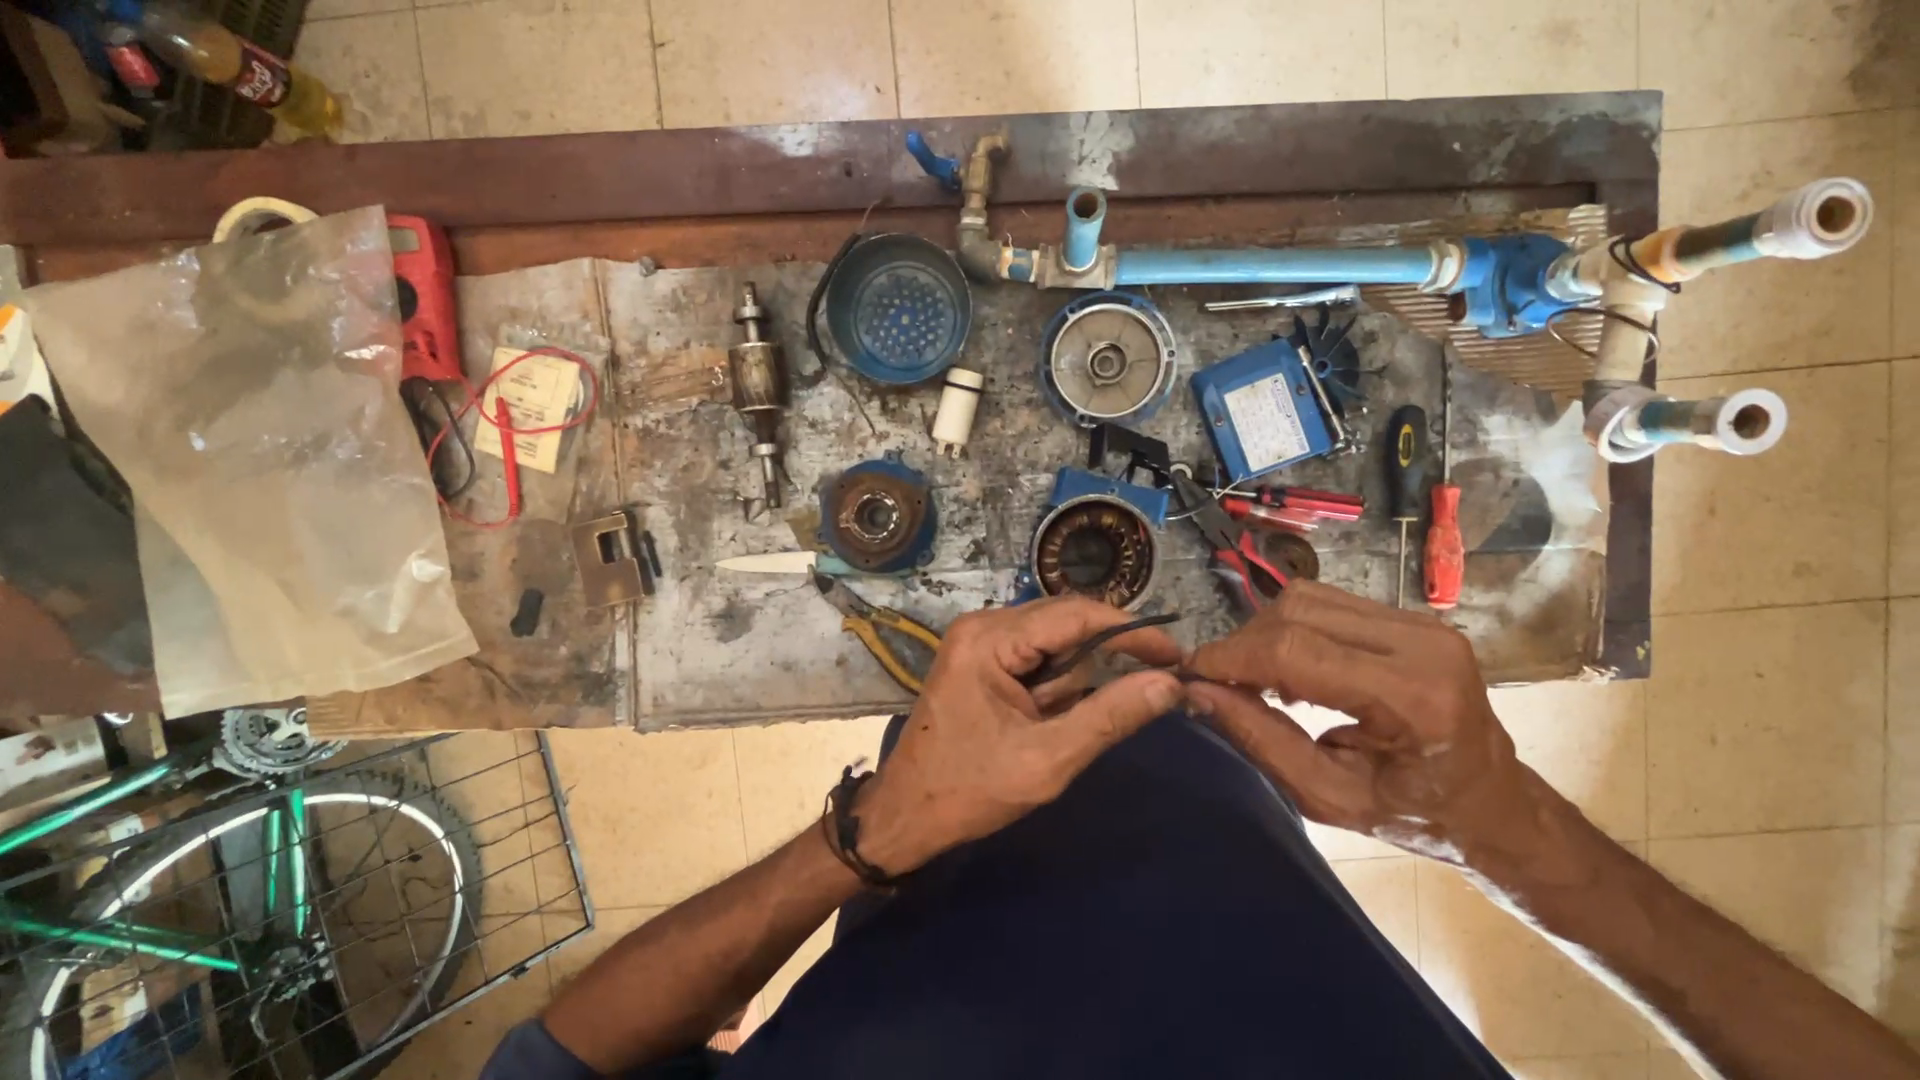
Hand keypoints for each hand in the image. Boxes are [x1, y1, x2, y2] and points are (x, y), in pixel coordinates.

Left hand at [853, 598, 1185, 875]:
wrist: (906, 815)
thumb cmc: (970, 790)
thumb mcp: (1048, 760)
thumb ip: (1110, 717)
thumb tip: (1169, 684)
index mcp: (989, 639)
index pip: (1076, 614)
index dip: (1131, 632)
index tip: (1176, 657)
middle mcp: (982, 625)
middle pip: (1065, 622)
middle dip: (1104, 658)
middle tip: (1146, 689)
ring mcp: (977, 641)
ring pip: (1053, 643)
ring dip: (1074, 680)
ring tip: (1056, 726)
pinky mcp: (979, 661)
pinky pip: (1035, 658)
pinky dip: (1055, 685)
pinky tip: (1048, 718)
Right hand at [1183, 580, 1548, 865]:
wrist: (1492, 804)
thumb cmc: (1416, 818)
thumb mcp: (1329, 797)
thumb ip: (1261, 740)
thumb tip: (1198, 693)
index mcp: (1414, 697)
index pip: (1296, 649)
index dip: (1231, 657)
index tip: (1190, 676)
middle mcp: (1423, 643)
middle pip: (1297, 611)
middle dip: (1244, 644)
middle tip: (1222, 685)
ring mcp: (1422, 622)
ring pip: (1307, 598)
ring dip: (1265, 633)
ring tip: (1257, 679)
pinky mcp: (1413, 616)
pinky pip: (1328, 603)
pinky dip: (1291, 629)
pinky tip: (1290, 667)